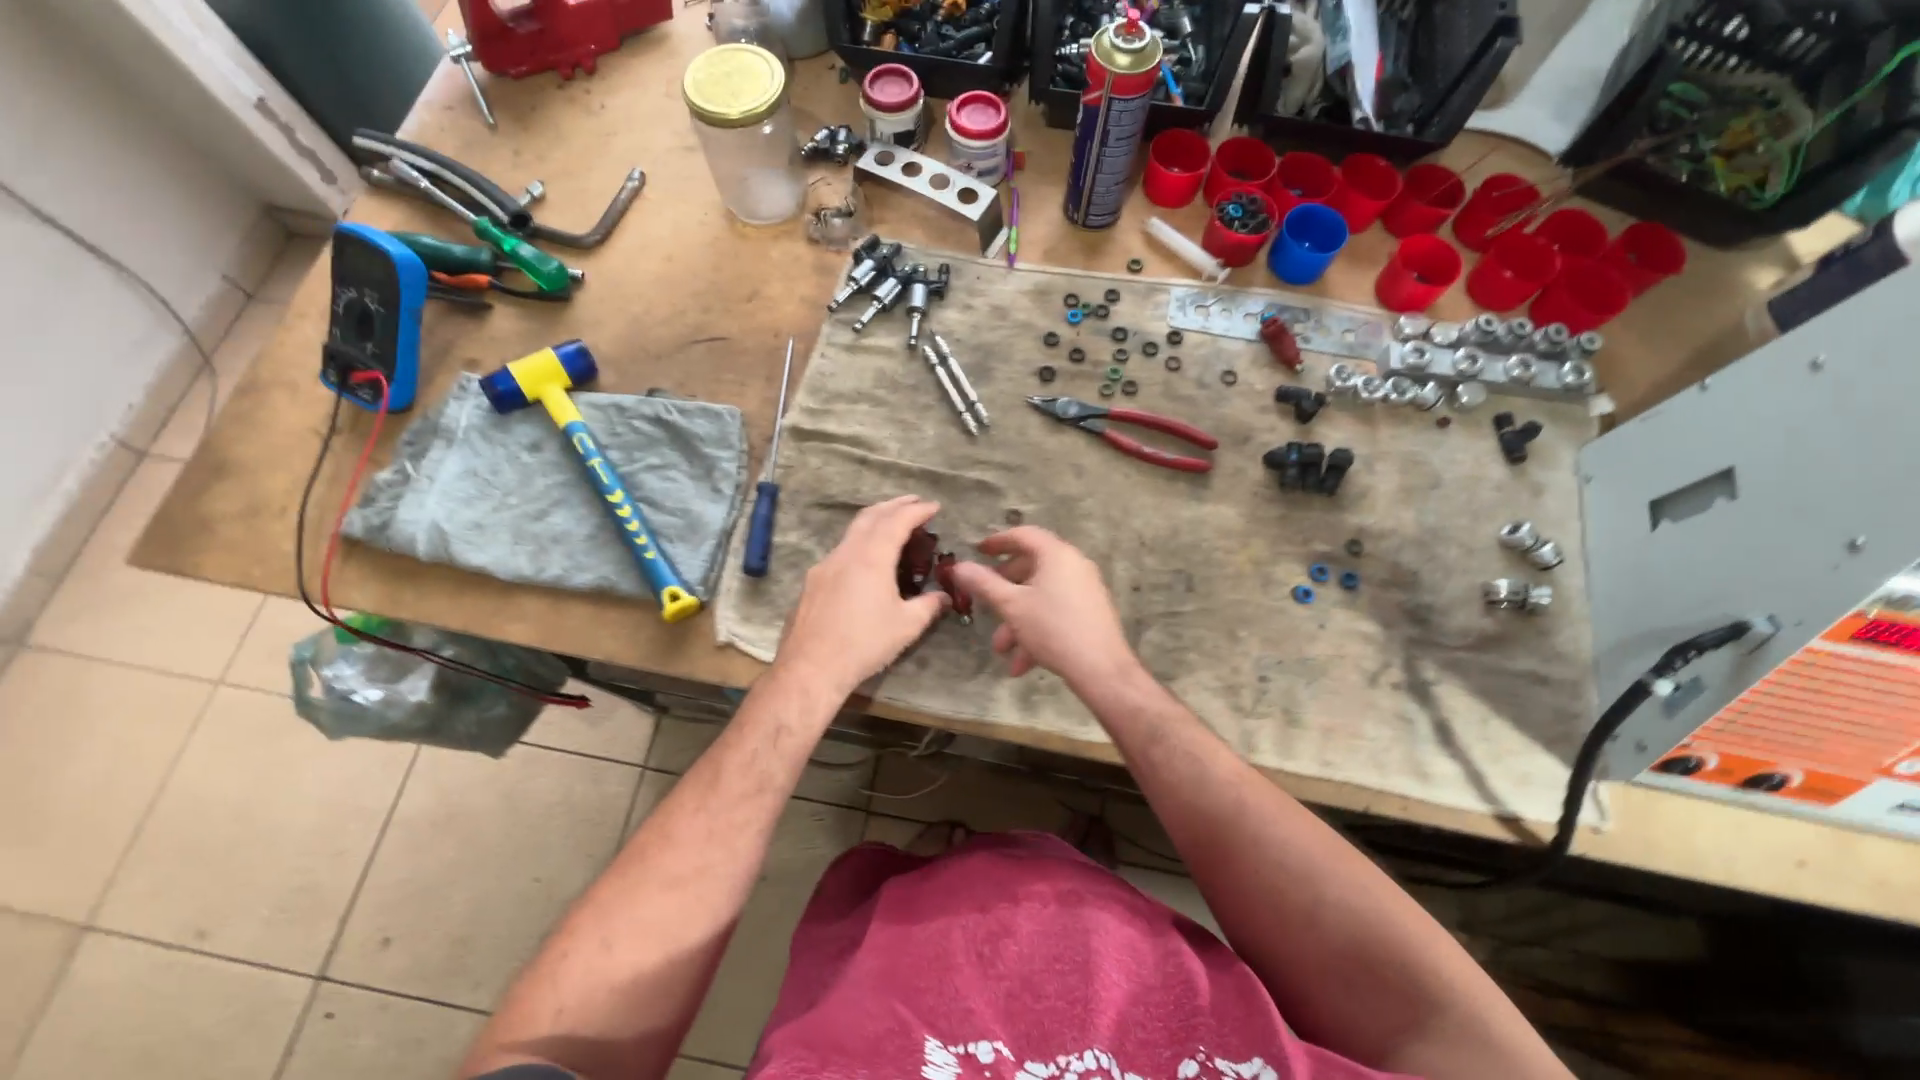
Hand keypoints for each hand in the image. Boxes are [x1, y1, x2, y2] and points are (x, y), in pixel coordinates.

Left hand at [776, 496, 948, 693]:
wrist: (810, 668)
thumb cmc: (864, 644)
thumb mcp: (906, 626)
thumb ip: (929, 606)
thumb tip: (944, 597)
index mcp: (871, 557)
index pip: (897, 521)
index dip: (917, 510)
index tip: (933, 506)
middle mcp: (845, 553)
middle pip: (870, 516)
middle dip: (893, 506)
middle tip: (912, 503)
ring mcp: (824, 567)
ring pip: (851, 533)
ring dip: (874, 524)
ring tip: (891, 529)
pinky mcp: (812, 584)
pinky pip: (840, 553)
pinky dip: (859, 545)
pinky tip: (865, 563)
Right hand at [948, 527, 1138, 688]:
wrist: (1101, 668)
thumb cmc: (1052, 628)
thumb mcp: (1012, 606)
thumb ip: (984, 584)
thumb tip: (958, 566)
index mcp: (1057, 555)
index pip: (1023, 536)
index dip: (997, 541)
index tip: (977, 551)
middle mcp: (1074, 566)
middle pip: (1031, 569)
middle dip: (1004, 591)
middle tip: (985, 601)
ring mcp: (1085, 590)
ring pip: (1041, 597)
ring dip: (1016, 620)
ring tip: (1001, 648)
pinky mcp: (1090, 613)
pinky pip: (1056, 613)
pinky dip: (1036, 631)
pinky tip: (1022, 664)